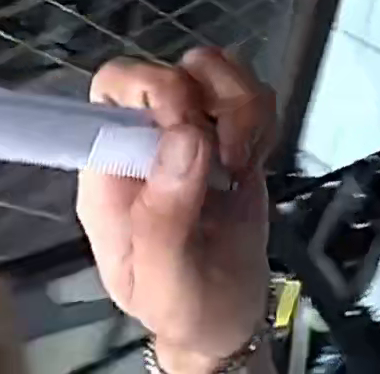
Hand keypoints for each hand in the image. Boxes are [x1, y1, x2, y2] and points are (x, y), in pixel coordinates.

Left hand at [77, 48, 274, 373]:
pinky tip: (254, 160)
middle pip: (179, 67)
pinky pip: (255, 89)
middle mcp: (151, 132)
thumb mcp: (162, 281)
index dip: (152, 88)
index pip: (116, 83)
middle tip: (225, 157)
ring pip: (220, 68)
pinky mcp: (232, 124)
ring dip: (243, 112)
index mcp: (115, 161)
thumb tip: (184, 138)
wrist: (226, 313)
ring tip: (239, 164)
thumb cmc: (183, 303)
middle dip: (213, 103)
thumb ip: (164, 218)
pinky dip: (264, 121)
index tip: (188, 125)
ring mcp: (194, 122)